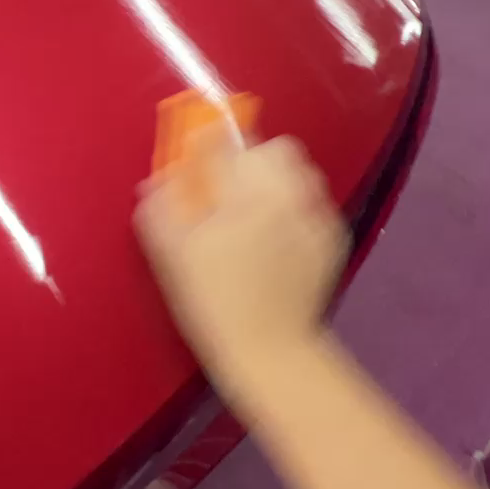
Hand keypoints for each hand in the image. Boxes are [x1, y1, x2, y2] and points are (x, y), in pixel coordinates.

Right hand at [134, 124, 348, 395]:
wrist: (268, 351)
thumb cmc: (211, 301)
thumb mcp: (172, 256)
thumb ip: (160, 207)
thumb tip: (156, 178)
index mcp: (242, 194)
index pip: (225, 139)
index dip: (209, 138)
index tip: (198, 150)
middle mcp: (284, 195)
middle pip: (274, 148)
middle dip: (252, 157)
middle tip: (231, 186)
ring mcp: (315, 215)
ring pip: (301, 170)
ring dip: (279, 178)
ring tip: (260, 207)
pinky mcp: (333, 236)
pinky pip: (316, 200)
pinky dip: (299, 205)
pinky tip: (283, 233)